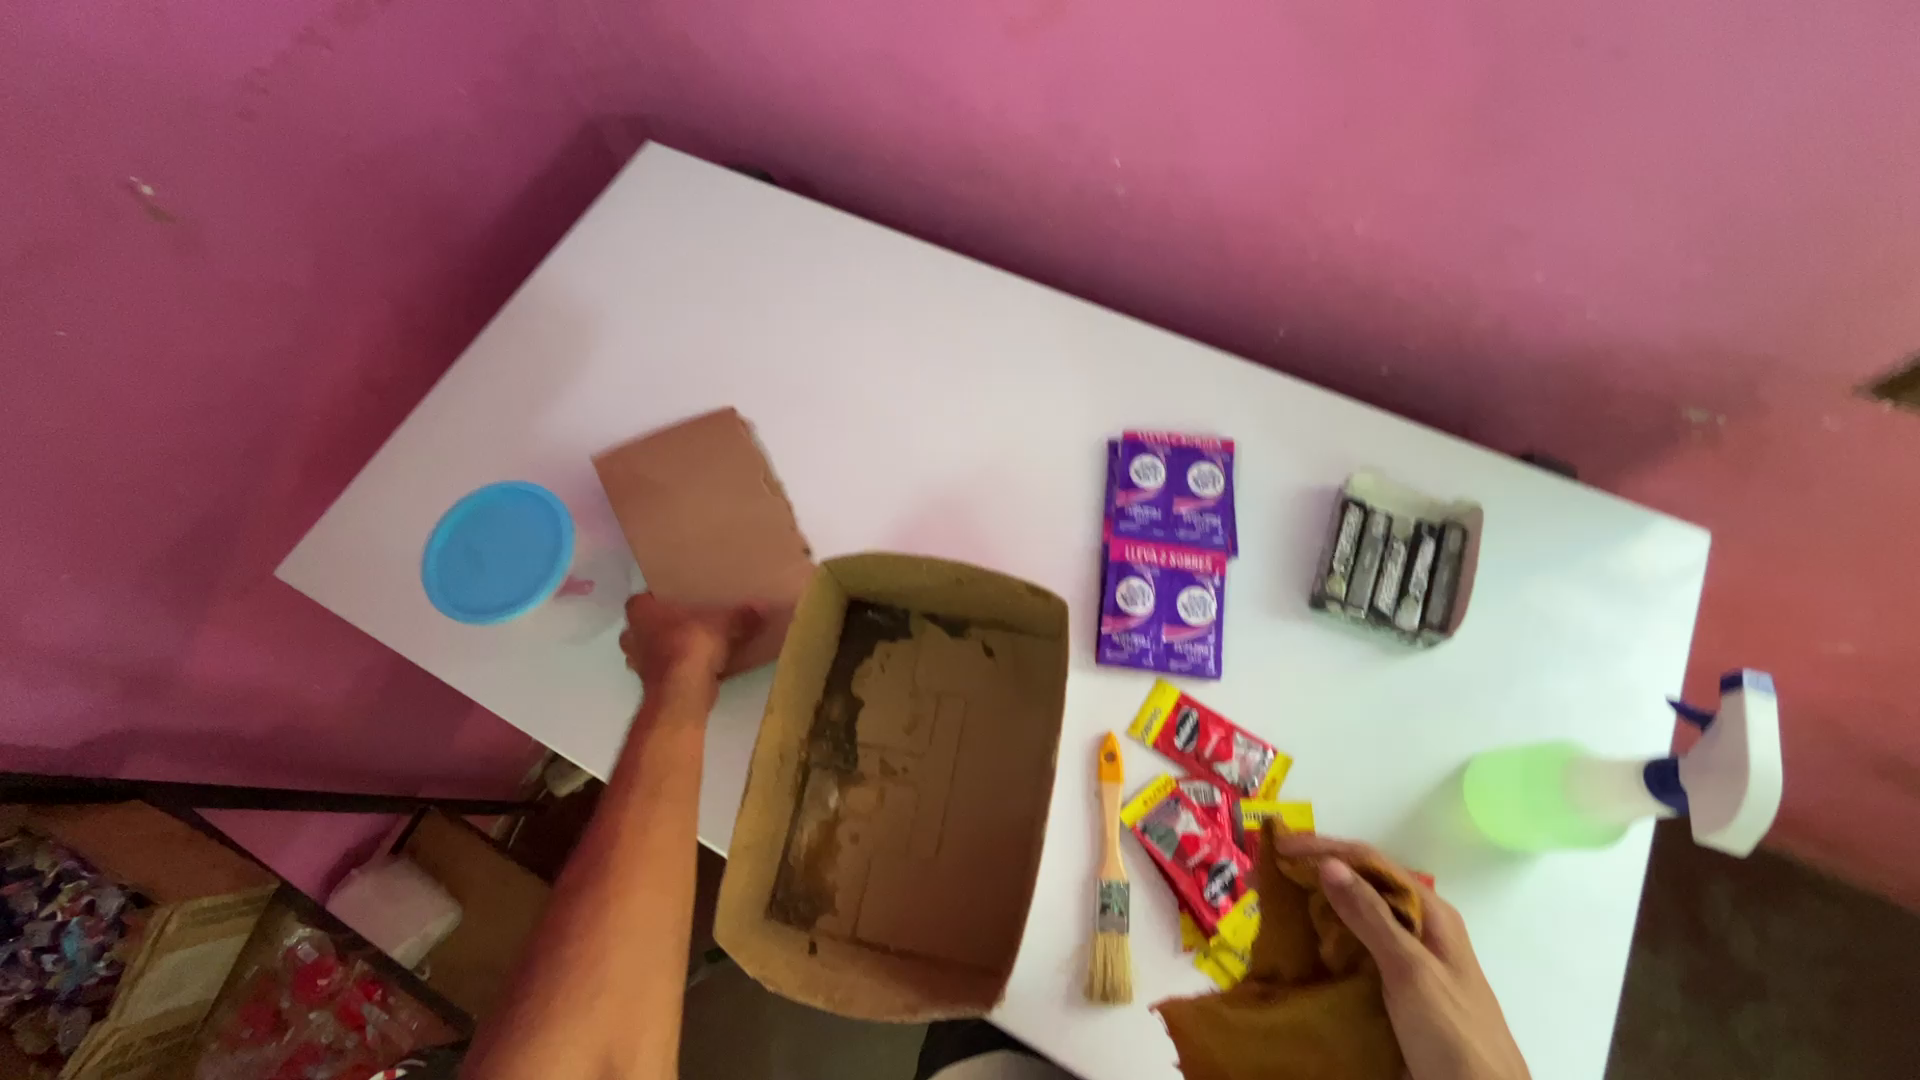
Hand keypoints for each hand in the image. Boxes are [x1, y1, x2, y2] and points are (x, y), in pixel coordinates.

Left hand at [619, 593, 763, 687]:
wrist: (682, 693)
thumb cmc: (692, 645)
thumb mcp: (724, 624)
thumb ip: (741, 615)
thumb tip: (762, 606)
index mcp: (642, 613)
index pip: (640, 600)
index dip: (655, 600)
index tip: (675, 600)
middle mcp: (632, 636)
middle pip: (641, 627)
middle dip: (659, 626)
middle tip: (684, 623)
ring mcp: (638, 664)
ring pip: (648, 651)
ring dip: (663, 650)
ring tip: (690, 647)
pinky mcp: (650, 686)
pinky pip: (661, 672)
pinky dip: (673, 671)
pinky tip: (693, 670)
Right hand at [1269, 833, 1530, 1079]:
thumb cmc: (1452, 1033)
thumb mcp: (1410, 971)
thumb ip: (1371, 917)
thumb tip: (1328, 863)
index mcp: (1430, 913)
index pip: (1370, 862)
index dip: (1324, 848)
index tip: (1279, 846)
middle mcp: (1417, 928)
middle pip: (1361, 884)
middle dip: (1315, 873)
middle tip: (1269, 873)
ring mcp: (1404, 959)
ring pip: (1353, 916)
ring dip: (1315, 904)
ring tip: (1275, 901)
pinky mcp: (1390, 988)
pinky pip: (1351, 950)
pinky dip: (1322, 939)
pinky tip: (1298, 941)